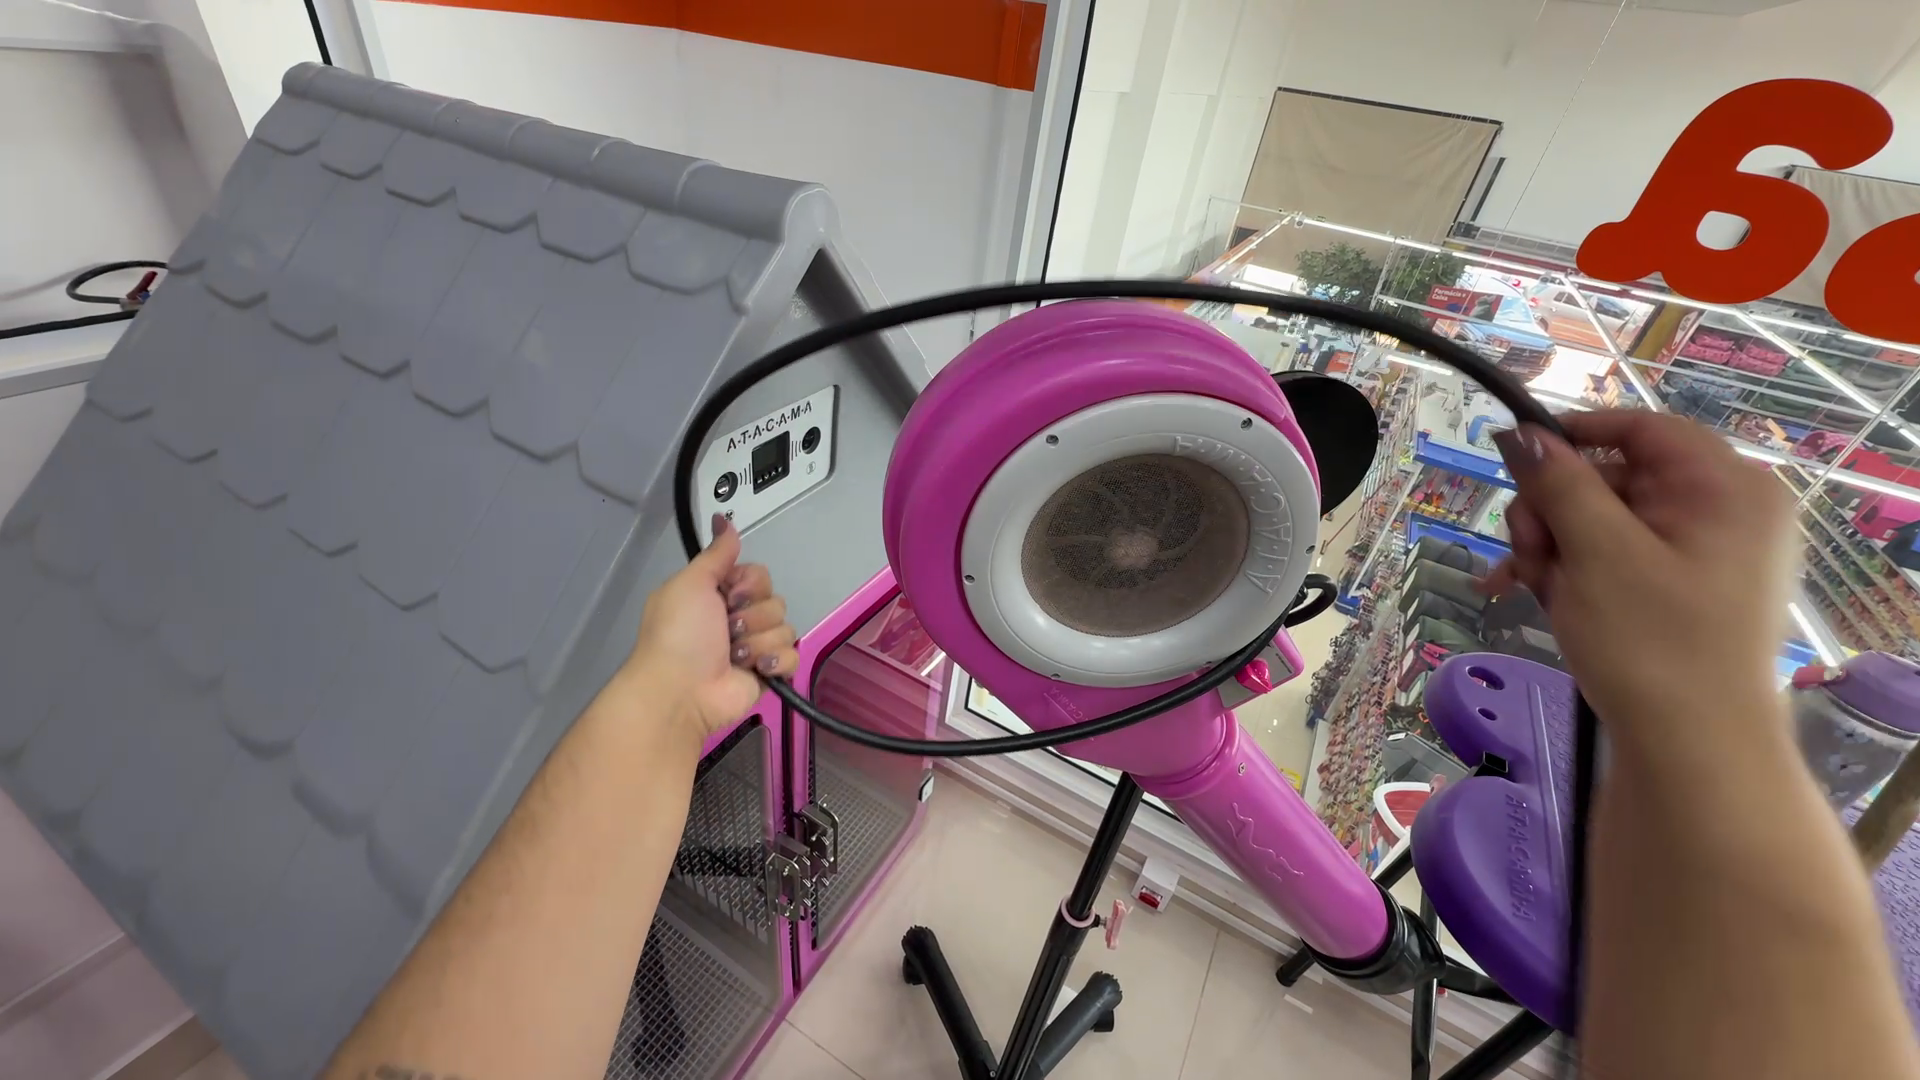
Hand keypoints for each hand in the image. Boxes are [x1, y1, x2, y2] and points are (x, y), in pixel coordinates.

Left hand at [624, 514, 799, 737]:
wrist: (680, 691)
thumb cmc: (680, 634)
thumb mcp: (691, 584)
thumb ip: (716, 554)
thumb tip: (723, 518)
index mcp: (720, 595)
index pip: (760, 576)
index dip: (749, 586)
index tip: (728, 597)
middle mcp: (739, 618)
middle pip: (776, 601)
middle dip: (753, 616)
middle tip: (728, 630)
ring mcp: (755, 647)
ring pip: (785, 628)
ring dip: (758, 641)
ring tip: (734, 656)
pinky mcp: (769, 673)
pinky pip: (792, 656)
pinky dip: (776, 662)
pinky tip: (757, 669)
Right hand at [1483, 411, 1795, 751]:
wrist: (1689, 741)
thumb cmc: (1650, 640)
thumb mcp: (1595, 553)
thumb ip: (1559, 484)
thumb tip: (1519, 432)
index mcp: (1724, 489)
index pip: (1641, 428)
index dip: (1572, 435)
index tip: (1511, 459)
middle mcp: (1718, 509)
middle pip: (1608, 475)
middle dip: (1551, 509)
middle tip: (1527, 551)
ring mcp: (1697, 549)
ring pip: (1595, 516)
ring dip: (1548, 544)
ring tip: (1532, 584)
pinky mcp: (1673, 582)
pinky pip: (1605, 552)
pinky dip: (1563, 566)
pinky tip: (1527, 590)